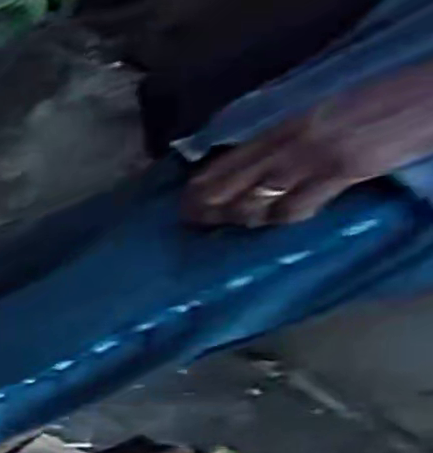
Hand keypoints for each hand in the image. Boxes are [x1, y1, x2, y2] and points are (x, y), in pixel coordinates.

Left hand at [185, 63, 432, 226]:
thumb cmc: (392, 100)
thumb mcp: (325, 115)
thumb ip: (285, 140)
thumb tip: (248, 169)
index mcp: (284, 127)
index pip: (218, 168)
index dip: (194, 194)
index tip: (186, 209)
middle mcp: (288, 144)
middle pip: (220, 191)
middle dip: (204, 212)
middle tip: (202, 224)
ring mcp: (312, 158)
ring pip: (248, 204)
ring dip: (243, 218)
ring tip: (251, 219)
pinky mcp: (341, 171)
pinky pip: (291, 208)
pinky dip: (285, 218)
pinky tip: (292, 215)